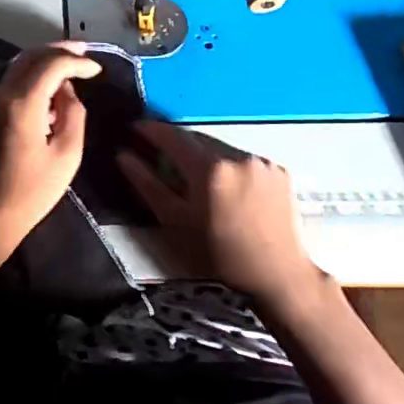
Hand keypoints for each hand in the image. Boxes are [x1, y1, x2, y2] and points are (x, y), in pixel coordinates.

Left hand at [0, 42, 102, 253]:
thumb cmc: (34, 189)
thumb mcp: (68, 153)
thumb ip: (73, 113)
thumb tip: (69, 90)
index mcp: (23, 104)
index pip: (52, 65)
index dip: (77, 62)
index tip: (97, 69)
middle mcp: (4, 94)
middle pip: (32, 56)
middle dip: (60, 50)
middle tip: (85, 52)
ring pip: (20, 64)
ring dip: (46, 58)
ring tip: (73, 61)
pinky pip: (15, 79)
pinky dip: (35, 73)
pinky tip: (54, 85)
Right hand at [118, 121, 321, 304]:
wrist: (275, 276)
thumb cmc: (219, 255)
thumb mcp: (176, 221)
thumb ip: (147, 184)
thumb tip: (124, 156)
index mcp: (210, 168)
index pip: (174, 137)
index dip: (151, 130)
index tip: (135, 127)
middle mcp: (238, 156)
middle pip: (199, 140)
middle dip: (179, 146)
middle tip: (163, 158)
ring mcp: (262, 162)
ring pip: (223, 149)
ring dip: (207, 158)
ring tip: (199, 182)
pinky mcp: (280, 171)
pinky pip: (246, 160)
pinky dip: (232, 169)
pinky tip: (230, 191)